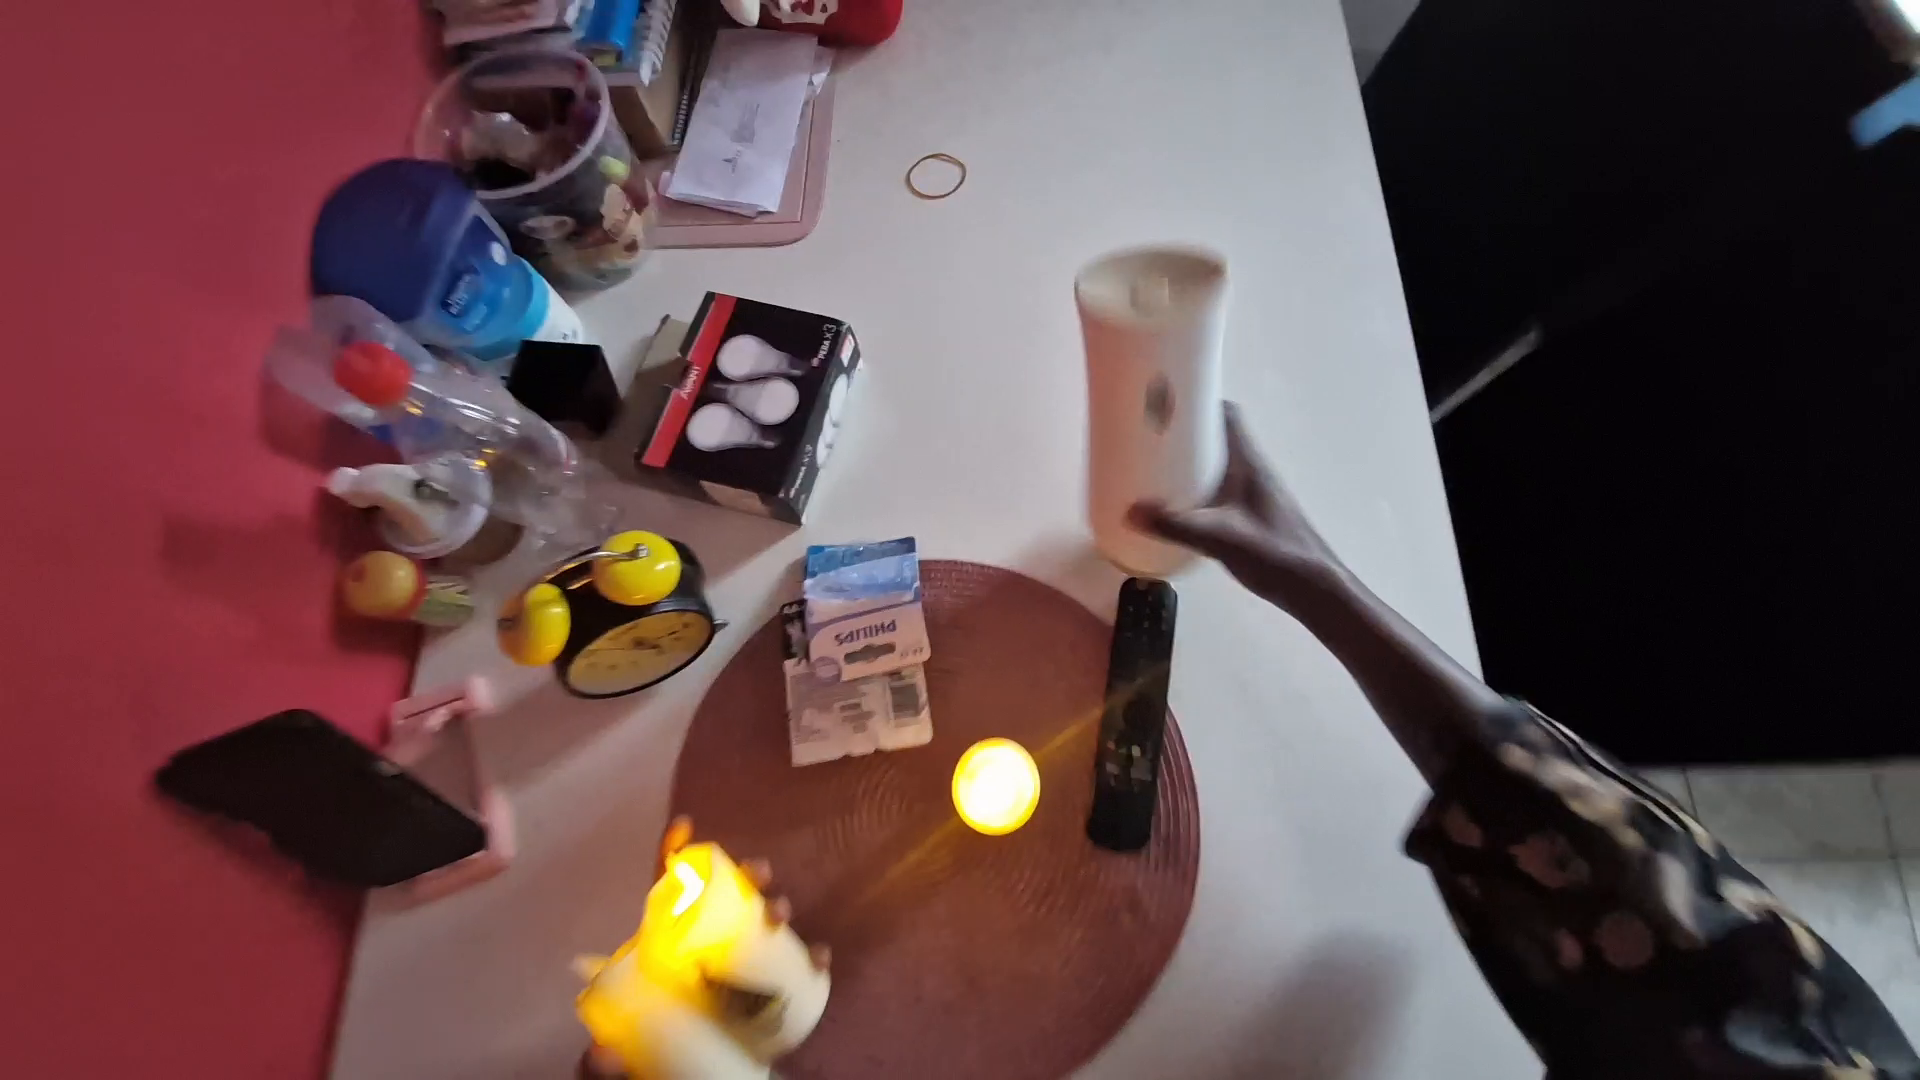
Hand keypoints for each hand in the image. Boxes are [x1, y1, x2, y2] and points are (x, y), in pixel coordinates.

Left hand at [576, 817, 830, 1077]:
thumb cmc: (654, 1060)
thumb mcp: (626, 1058)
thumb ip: (606, 1062)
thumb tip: (602, 1052)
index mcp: (671, 949)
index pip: (671, 894)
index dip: (677, 855)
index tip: (685, 825)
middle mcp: (713, 946)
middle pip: (731, 897)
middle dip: (749, 874)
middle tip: (760, 873)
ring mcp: (745, 968)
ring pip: (766, 924)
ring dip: (778, 907)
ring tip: (780, 912)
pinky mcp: (774, 996)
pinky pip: (799, 970)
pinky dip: (813, 960)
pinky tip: (819, 958)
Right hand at [1129, 403, 1342, 601]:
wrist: (1313, 588)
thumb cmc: (1274, 553)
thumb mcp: (1219, 537)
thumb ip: (1176, 526)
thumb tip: (1130, 512)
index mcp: (1249, 463)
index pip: (1228, 416)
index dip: (1200, 404)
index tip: (1167, 406)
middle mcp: (1252, 471)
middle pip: (1217, 438)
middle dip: (1185, 434)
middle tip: (1149, 439)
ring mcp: (1252, 493)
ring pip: (1216, 464)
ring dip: (1189, 462)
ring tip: (1153, 468)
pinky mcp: (1248, 514)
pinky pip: (1216, 488)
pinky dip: (1195, 487)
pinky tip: (1175, 505)